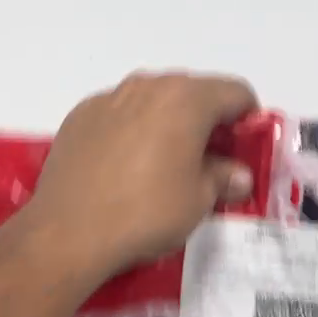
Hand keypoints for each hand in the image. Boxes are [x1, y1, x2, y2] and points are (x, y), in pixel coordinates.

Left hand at [22, 72, 258, 280]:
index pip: (235, 93)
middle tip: (206, 163)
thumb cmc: (145, 215)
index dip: (248, 121)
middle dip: (205, 123)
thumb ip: (222, 179)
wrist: (69, 232)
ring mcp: (109, 98)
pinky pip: (117, 117)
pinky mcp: (79, 117)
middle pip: (191, 94)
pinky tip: (124, 170)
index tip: (244, 150)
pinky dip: (130, 135)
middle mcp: (148, 85)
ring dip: (165, 126)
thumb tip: (238, 174)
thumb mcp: (196, 203)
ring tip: (162, 168)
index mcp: (187, 99)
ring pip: (151, 103)